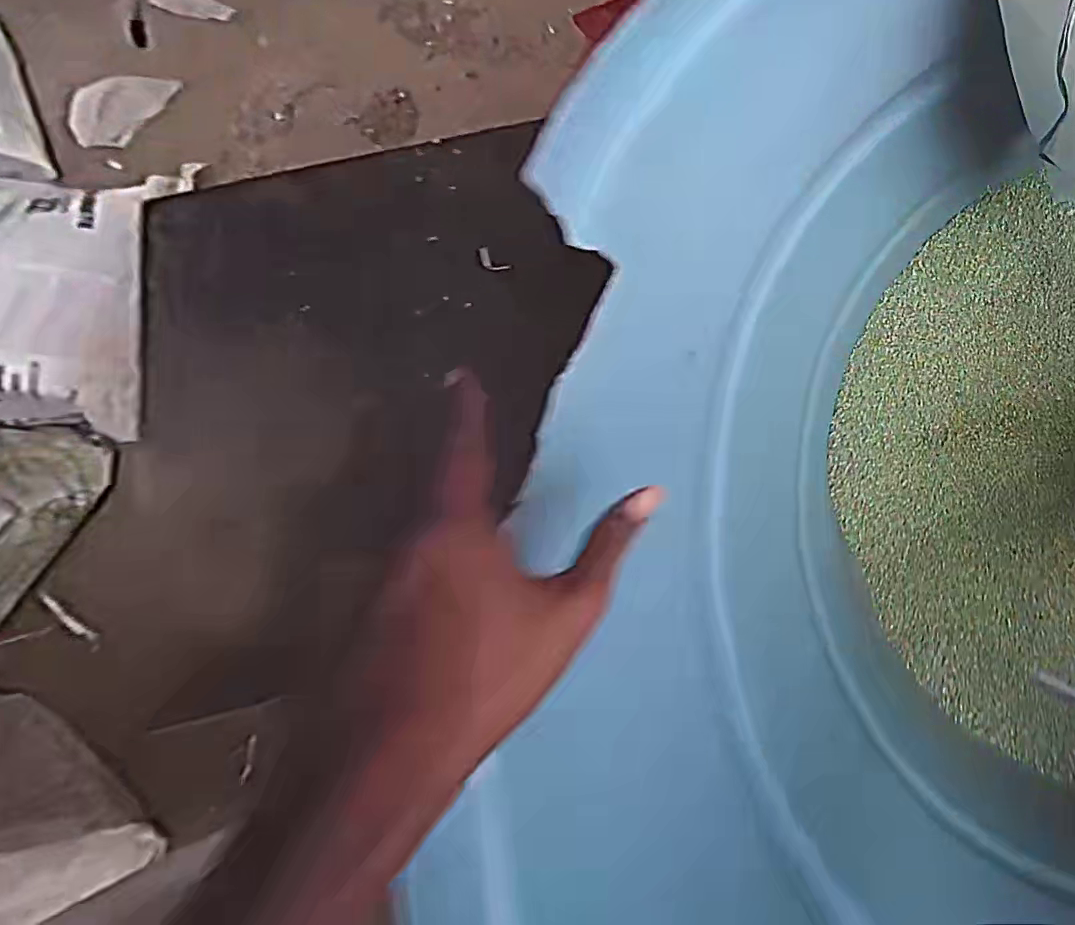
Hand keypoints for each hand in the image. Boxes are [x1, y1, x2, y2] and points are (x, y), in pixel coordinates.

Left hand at [341, 372, 661, 771]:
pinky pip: (404, 555)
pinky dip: (431, 538)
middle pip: (429, 482)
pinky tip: (453, 561)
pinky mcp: (362, 615)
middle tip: (469, 422)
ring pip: (413, 521)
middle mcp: (405, 545)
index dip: (463, 412)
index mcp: (456, 532)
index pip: (461, 454)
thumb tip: (649, 495)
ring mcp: (374, 582)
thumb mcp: (569, 609)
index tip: (459, 377)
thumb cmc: (491, 674)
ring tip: (472, 486)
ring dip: (442, 497)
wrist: (388, 761)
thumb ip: (608, 546)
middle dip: (451, 450)